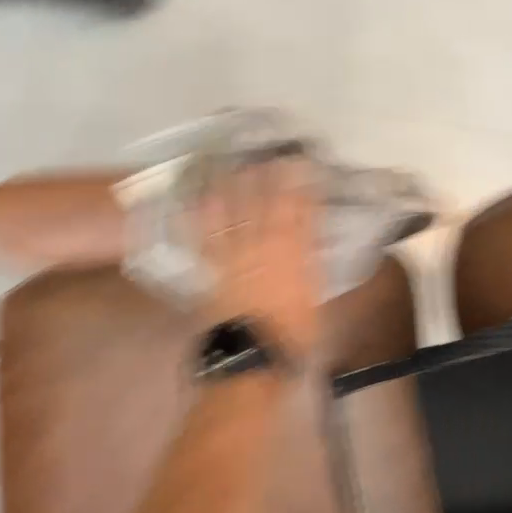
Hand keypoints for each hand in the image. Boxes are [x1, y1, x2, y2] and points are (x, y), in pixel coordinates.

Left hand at [197, 155, 321, 362]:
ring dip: (235, 187)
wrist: (253, 358)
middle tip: (267, 154)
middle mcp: (266, 247)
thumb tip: (310, 250)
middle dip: (268, 176)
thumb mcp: (315, 301)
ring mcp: (236, 255)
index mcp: (297, 254)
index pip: (302, 211)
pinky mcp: (214, 269)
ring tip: (233, 165)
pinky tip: (197, 200)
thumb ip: (311, 271)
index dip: (302, 185)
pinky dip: (200, 217)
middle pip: (267, 203)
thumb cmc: (293, 335)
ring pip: (235, 212)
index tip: (303, 164)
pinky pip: (205, 237)